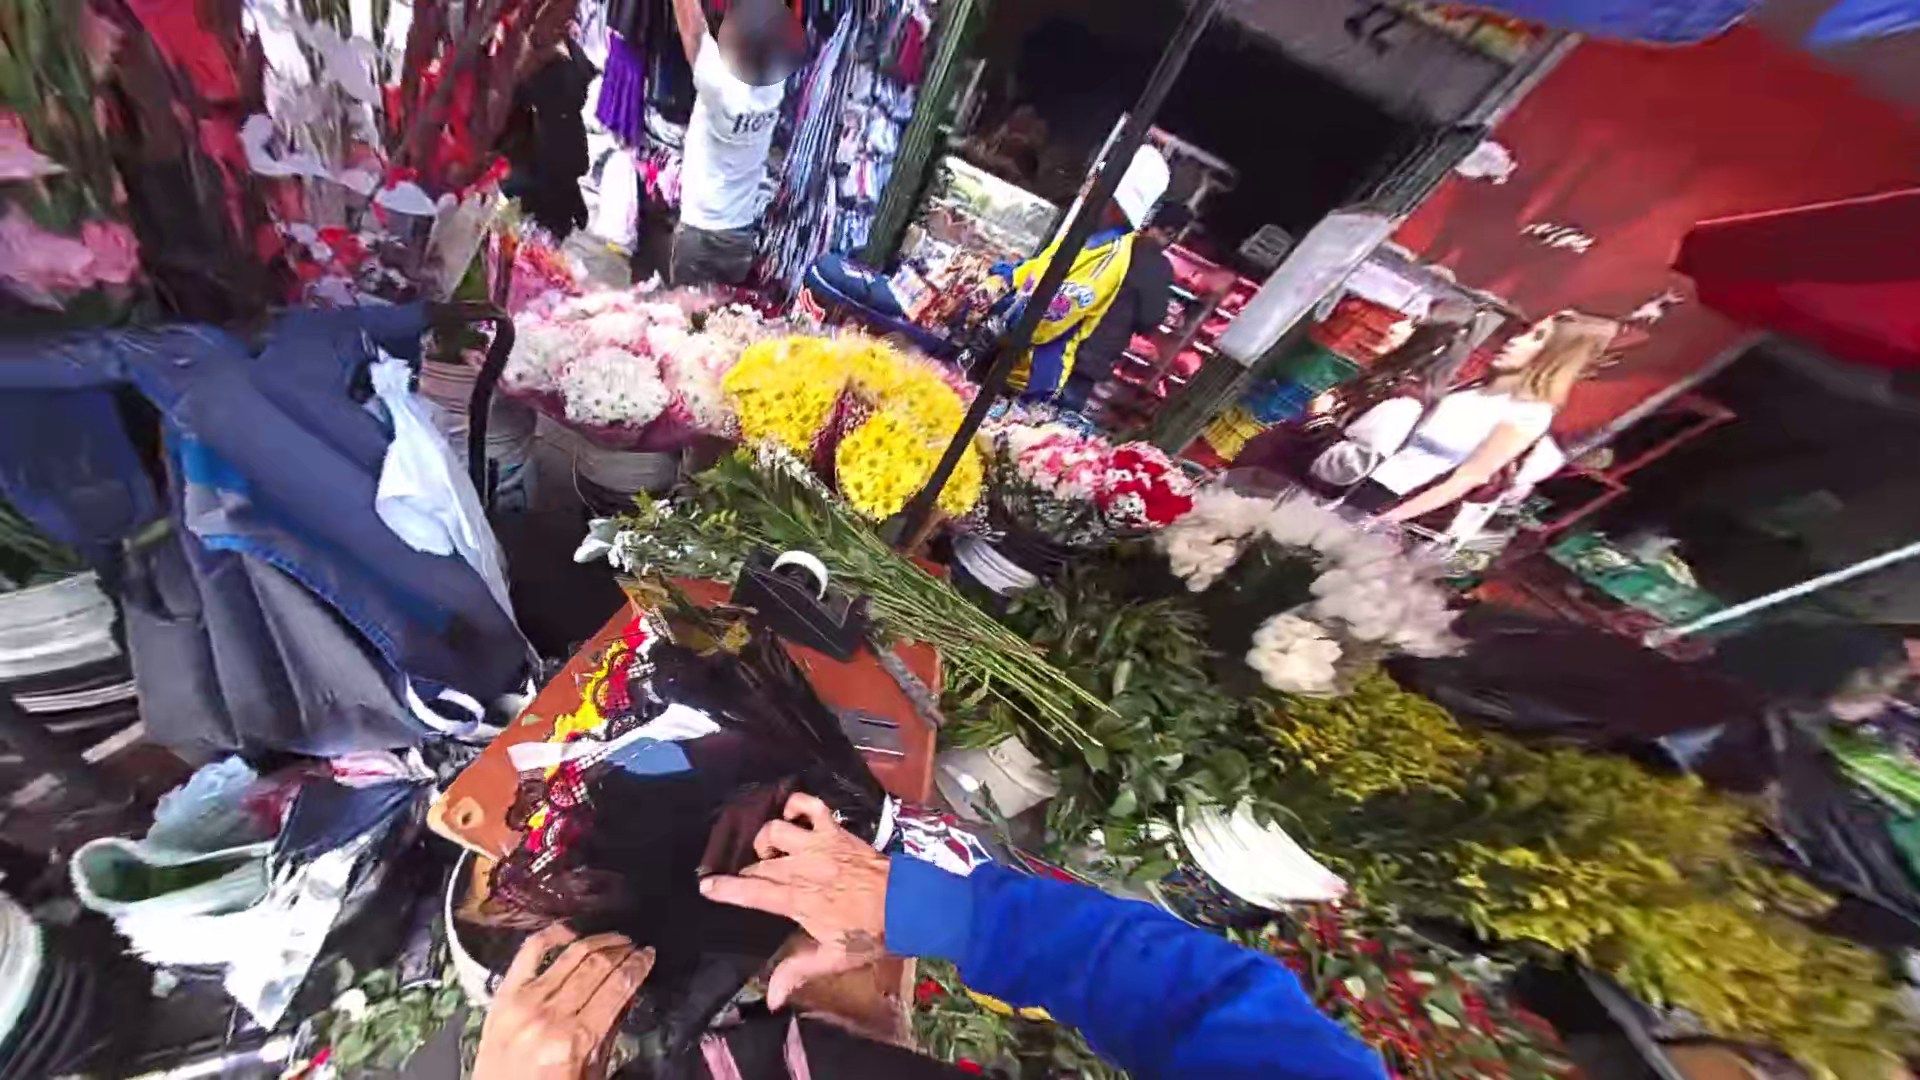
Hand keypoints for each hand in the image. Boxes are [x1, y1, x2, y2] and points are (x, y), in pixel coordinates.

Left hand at [472, 925, 655, 1079]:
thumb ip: (611, 1028)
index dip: (639, 963)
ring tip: (614, 941)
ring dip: (602, 940)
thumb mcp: (590, 1073)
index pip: (618, 984)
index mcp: (572, 1042)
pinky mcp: (503, 997)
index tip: (648, 955)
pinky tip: (573, 931)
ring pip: (575, 952)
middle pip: (599, 964)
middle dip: (624, 951)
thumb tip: (632, 986)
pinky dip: (555, 933)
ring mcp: (523, 1004)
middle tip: (635, 949)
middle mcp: (548, 1018)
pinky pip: (531, 950)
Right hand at [699, 791, 890, 1008]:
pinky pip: (811, 805)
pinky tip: (791, 814)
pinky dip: (797, 803)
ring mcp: (819, 843)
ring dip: (767, 839)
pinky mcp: (835, 828)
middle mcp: (803, 866)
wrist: (903, 901)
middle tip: (749, 880)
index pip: (752, 892)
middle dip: (748, 872)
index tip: (706, 886)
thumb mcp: (832, 958)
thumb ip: (797, 971)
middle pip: (760, 863)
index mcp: (797, 899)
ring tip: (772, 853)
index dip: (726, 889)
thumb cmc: (867, 931)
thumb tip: (769, 998)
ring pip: (777, 829)